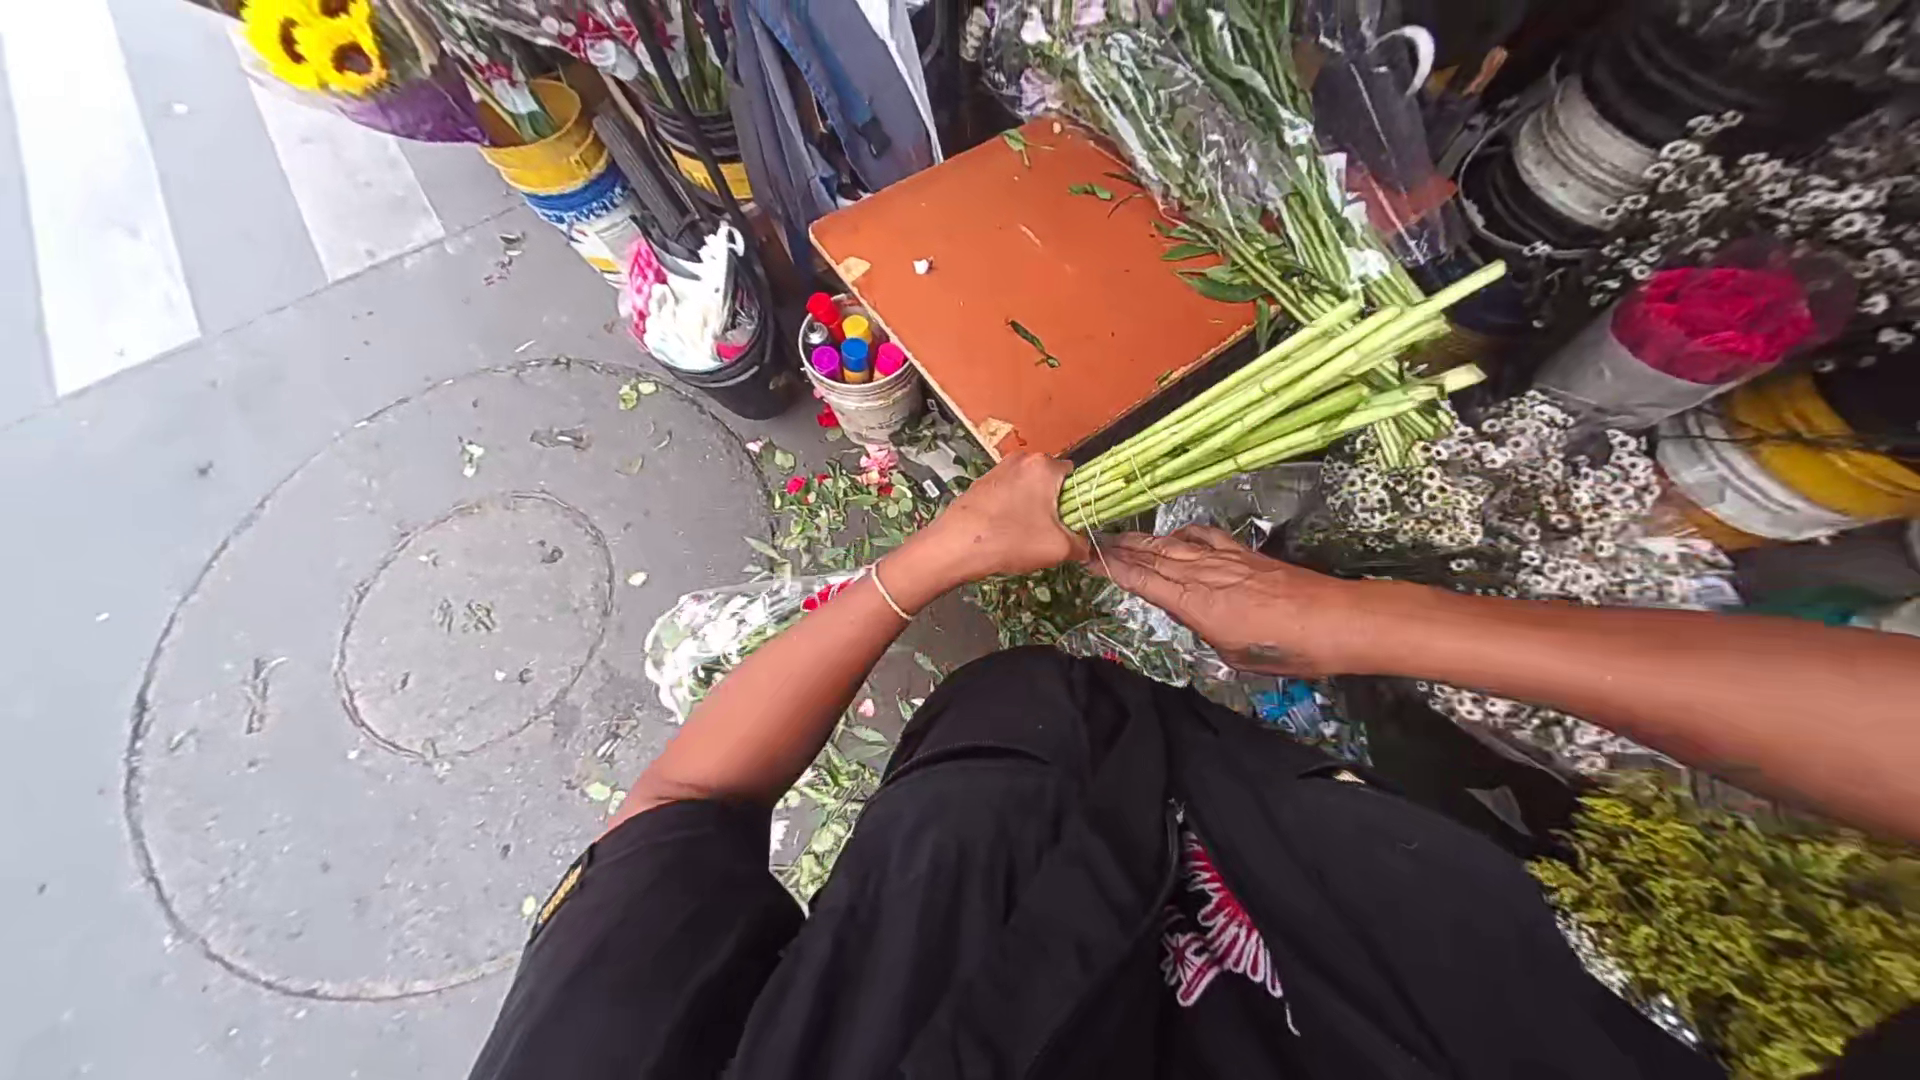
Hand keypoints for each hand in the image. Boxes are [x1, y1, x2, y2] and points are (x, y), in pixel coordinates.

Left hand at [906, 452, 1088, 587]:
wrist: (954, 546)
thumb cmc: (1010, 540)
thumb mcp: (1058, 548)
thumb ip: (1080, 545)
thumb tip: (1084, 547)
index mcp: (1044, 466)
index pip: (1075, 474)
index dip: (1079, 499)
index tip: (1075, 520)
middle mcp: (1021, 459)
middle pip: (1050, 481)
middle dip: (1054, 504)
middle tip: (1052, 532)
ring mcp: (998, 470)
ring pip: (1028, 488)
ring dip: (1032, 508)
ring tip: (1027, 535)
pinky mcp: (980, 484)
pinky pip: (1007, 495)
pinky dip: (1012, 510)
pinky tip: (1006, 532)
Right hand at [1087, 525, 1366, 675]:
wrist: (1335, 621)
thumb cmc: (1284, 649)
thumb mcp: (1231, 653)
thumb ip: (1204, 629)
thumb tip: (1194, 615)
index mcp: (1193, 604)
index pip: (1141, 581)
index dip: (1111, 569)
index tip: (1087, 560)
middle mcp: (1201, 575)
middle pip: (1151, 556)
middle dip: (1118, 548)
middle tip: (1092, 541)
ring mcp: (1222, 560)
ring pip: (1172, 545)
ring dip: (1142, 540)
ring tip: (1120, 536)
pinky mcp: (1243, 553)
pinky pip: (1205, 536)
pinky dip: (1185, 533)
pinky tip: (1175, 534)